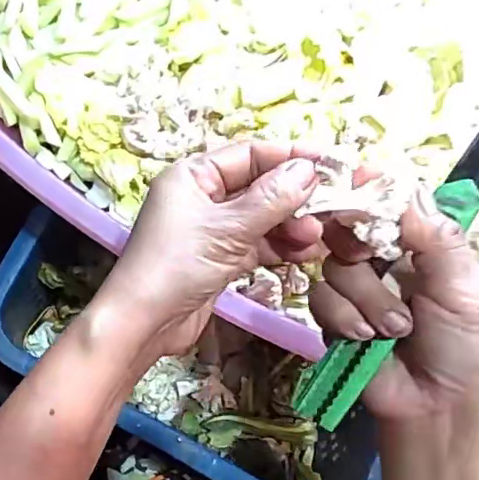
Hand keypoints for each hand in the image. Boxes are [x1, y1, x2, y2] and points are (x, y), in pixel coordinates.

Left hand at [94, 142, 324, 359]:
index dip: (293, 158)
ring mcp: (210, 230)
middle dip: (296, 198)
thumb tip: (309, 170)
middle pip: (260, 186)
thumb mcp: (227, 229)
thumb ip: (271, 199)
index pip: (251, 155)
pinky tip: (306, 253)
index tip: (334, 166)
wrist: (144, 324)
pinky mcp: (218, 260)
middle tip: (332, 208)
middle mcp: (201, 198)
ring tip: (315, 238)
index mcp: (193, 176)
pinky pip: (257, 245)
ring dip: (291, 226)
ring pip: (262, 218)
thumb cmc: (176, 266)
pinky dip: (280, 247)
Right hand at [310, 187, 478, 423]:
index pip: (385, 207)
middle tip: (373, 261)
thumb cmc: (465, 343)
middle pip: (347, 233)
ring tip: (393, 329)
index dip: (367, 195)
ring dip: (363, 300)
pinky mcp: (331, 319)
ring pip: (332, 269)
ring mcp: (354, 292)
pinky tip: (365, 338)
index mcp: (418, 246)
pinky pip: (318, 301)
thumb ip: (436, 239)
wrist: (439, 405)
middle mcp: (381, 262)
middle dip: (361, 254)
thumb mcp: (464, 287)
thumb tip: (407, 189)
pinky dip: (341, 318)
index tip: (357, 187)